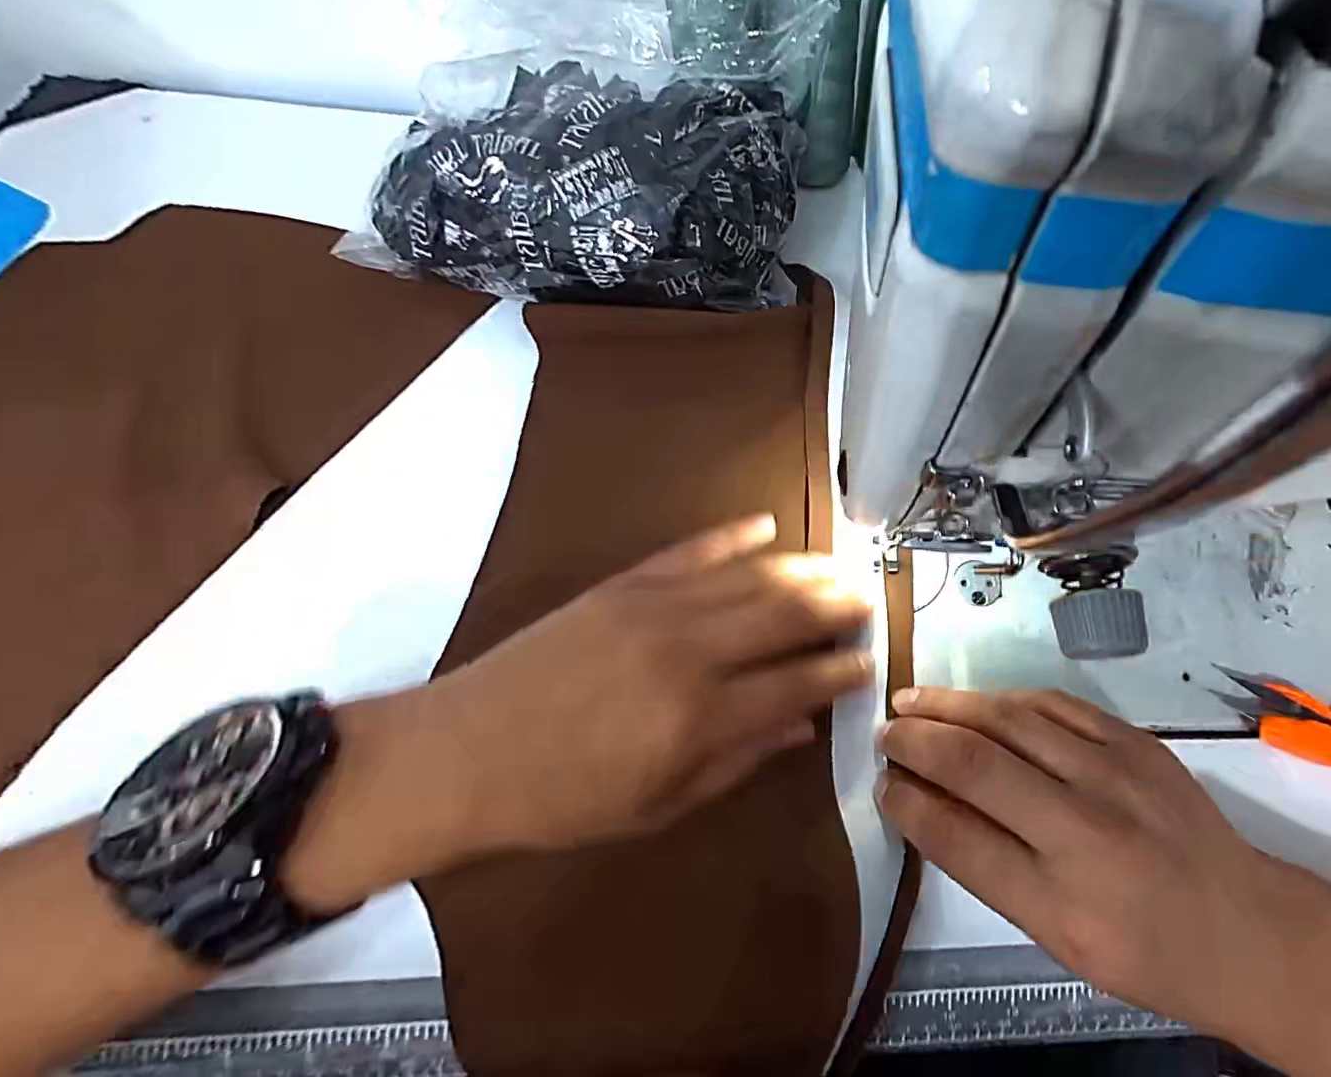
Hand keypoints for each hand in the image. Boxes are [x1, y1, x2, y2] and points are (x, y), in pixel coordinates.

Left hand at [420, 514, 873, 854]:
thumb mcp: (659, 805)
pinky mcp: (623, 584)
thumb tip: (800, 727)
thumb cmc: (563, 799)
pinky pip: (692, 551)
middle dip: (836, 606)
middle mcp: (691, 651)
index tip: (869, 661)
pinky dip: (733, 536)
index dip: (841, 671)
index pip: (798, 683)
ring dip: (801, 569)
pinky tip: (765, 525)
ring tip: (837, 567)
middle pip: (786, 615)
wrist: (460, 754)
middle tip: (866, 600)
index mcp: (702, 716)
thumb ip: (738, 761)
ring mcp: (656, 607)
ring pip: (750, 577)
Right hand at [877, 689, 1287, 1034]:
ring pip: (1010, 718)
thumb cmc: (1144, 952)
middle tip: (885, 732)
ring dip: (950, 705)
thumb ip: (986, 867)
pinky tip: (979, 702)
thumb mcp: (1056, 937)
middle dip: (915, 739)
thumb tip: (924, 804)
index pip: (955, 835)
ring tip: (912, 701)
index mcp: (1059, 900)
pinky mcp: (1136, 742)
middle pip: (975, 762)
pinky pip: (1054, 704)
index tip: (882, 783)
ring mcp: (1116, 774)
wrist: (1250, 928)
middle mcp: (1084, 828)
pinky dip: (1005, 699)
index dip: (906, 801)